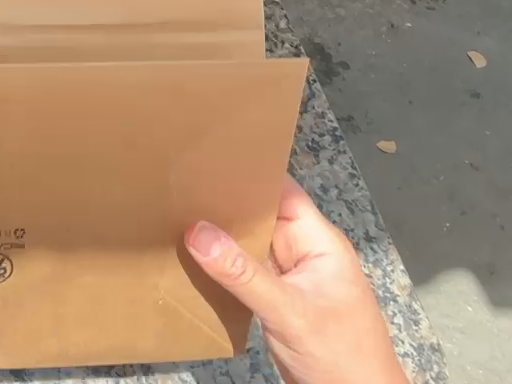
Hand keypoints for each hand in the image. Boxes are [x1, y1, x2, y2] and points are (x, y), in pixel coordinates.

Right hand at [185, 178, 407, 383]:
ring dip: (217, 229)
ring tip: (171, 206)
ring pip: (246, 238)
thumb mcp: (290, 314)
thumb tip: (194, 230)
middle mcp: (302, 250)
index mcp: (318, 241)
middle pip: (257, 211)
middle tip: (174, 179)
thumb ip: (243, 273)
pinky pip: (241, 264)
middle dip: (221, 197)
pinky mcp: (273, 295)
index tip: (202, 154)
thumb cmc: (341, 357)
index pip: (279, 189)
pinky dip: (218, 257)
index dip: (246, 169)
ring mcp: (287, 274)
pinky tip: (188, 249)